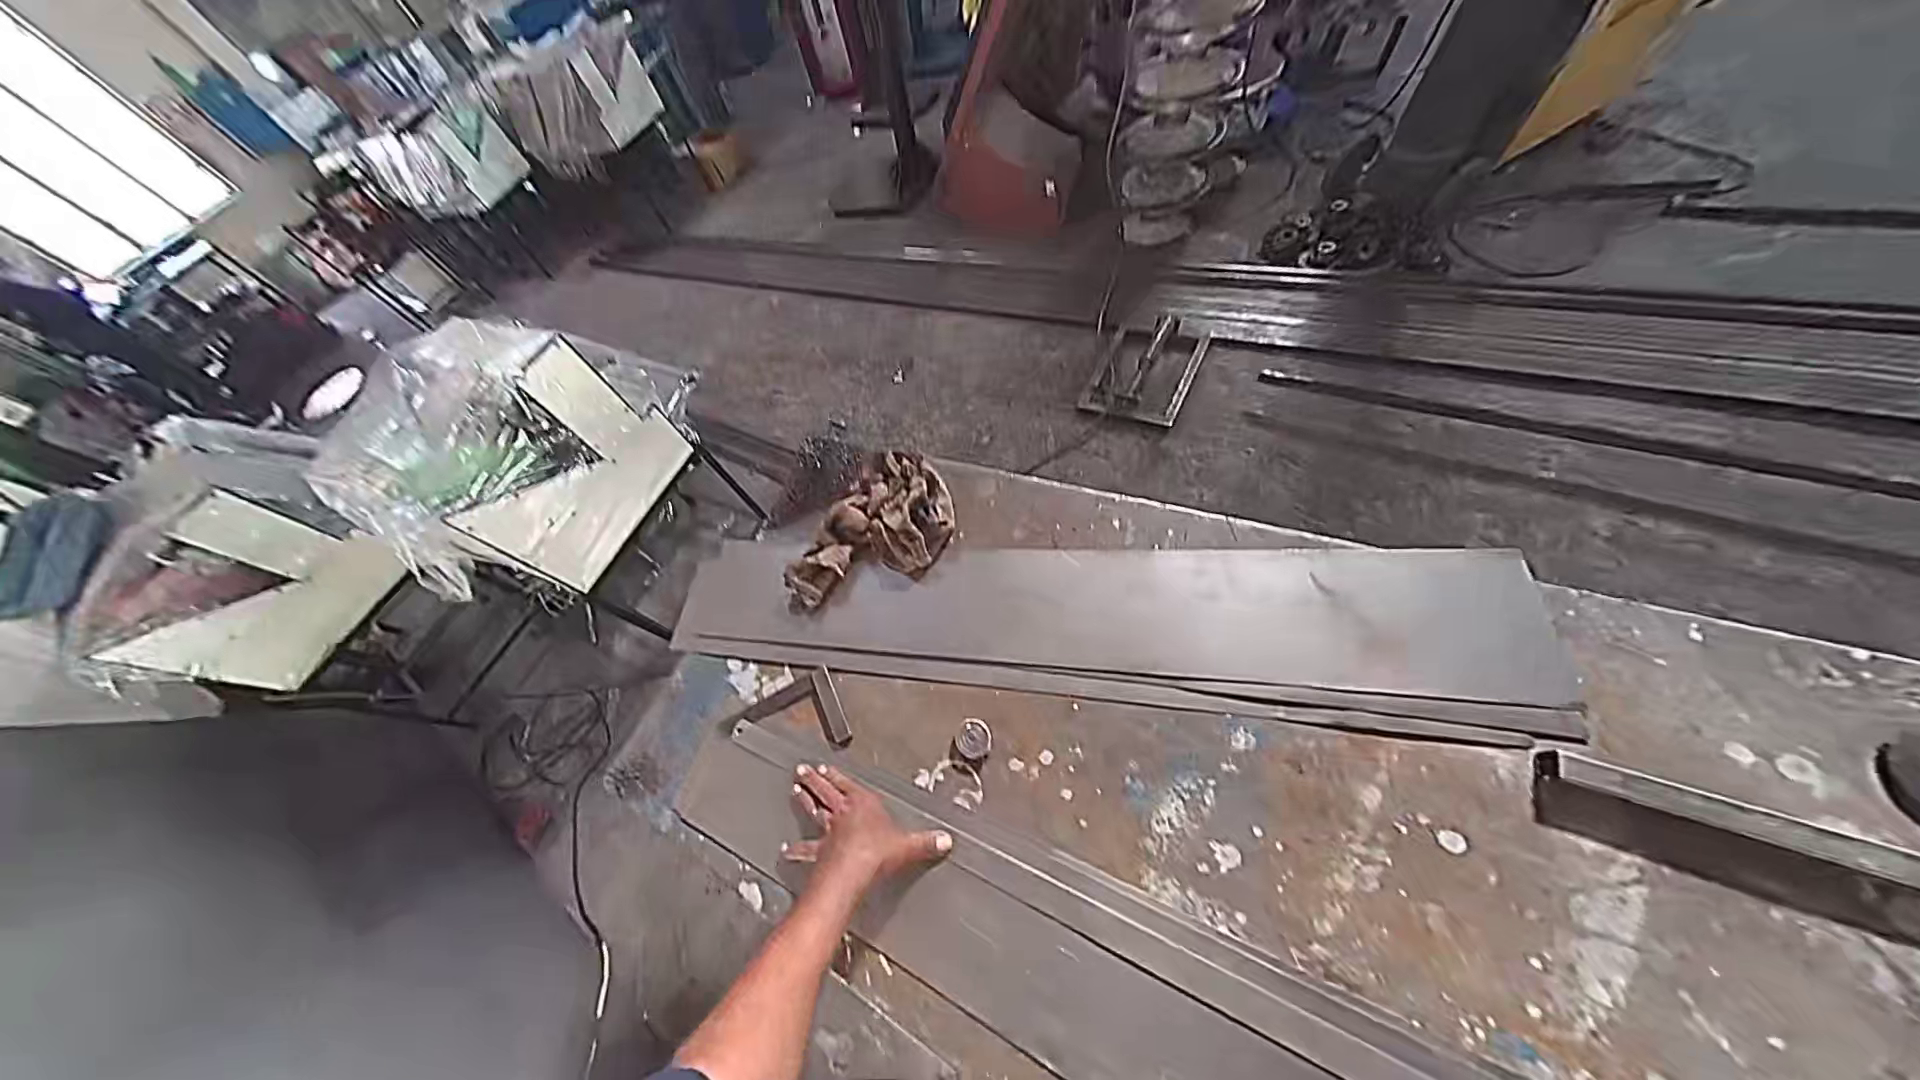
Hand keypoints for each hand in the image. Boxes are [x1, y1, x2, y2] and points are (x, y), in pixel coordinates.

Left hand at [783, 763, 951, 896]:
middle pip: (825, 792)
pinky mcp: (818, 852)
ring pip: (813, 811)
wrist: (852, 873)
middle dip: (813, 780)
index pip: (846, 784)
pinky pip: (805, 848)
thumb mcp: (909, 845)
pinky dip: (795, 848)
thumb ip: (926, 842)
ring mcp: (828, 832)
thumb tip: (945, 840)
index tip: (824, 768)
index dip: (835, 776)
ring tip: (794, 792)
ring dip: (804, 801)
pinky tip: (786, 849)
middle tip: (801, 771)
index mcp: (863, 803)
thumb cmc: (877, 853)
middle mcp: (843, 813)